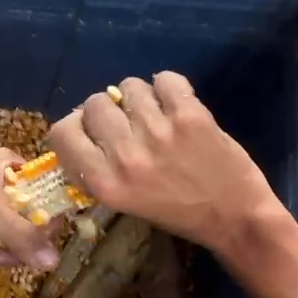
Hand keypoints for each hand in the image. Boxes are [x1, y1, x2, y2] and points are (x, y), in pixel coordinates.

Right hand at [49, 71, 290, 248]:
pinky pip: (165, 79)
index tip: (88, 130)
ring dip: (137, 96)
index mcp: (104, 183)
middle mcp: (125, 156)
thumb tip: (83, 128)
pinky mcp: (190, 115)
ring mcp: (158, 132)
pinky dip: (167, 87)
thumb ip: (99, 166)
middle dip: (106, 109)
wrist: (234, 217)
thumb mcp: (124, 201)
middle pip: (94, 104)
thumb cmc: (177, 215)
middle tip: (125, 122)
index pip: (63, 133)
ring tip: (153, 113)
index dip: (73, 125)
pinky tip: (175, 105)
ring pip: (129, 86)